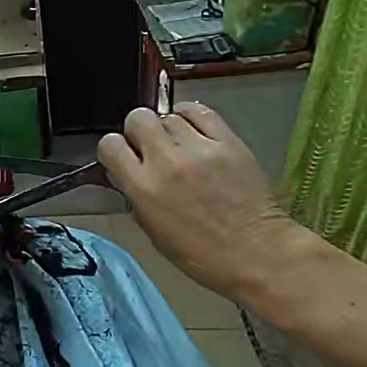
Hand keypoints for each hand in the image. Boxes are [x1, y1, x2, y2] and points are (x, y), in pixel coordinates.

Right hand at [97, 103, 314, 300]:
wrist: (256, 252)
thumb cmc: (201, 255)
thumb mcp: (155, 232)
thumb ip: (135, 197)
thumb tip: (123, 172)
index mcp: (144, 189)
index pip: (110, 145)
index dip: (114, 149)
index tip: (124, 157)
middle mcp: (167, 162)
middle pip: (138, 119)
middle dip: (139, 131)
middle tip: (151, 148)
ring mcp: (199, 148)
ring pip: (169, 115)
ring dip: (169, 128)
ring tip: (180, 145)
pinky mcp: (227, 141)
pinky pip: (201, 111)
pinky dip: (191, 117)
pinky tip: (194, 130)